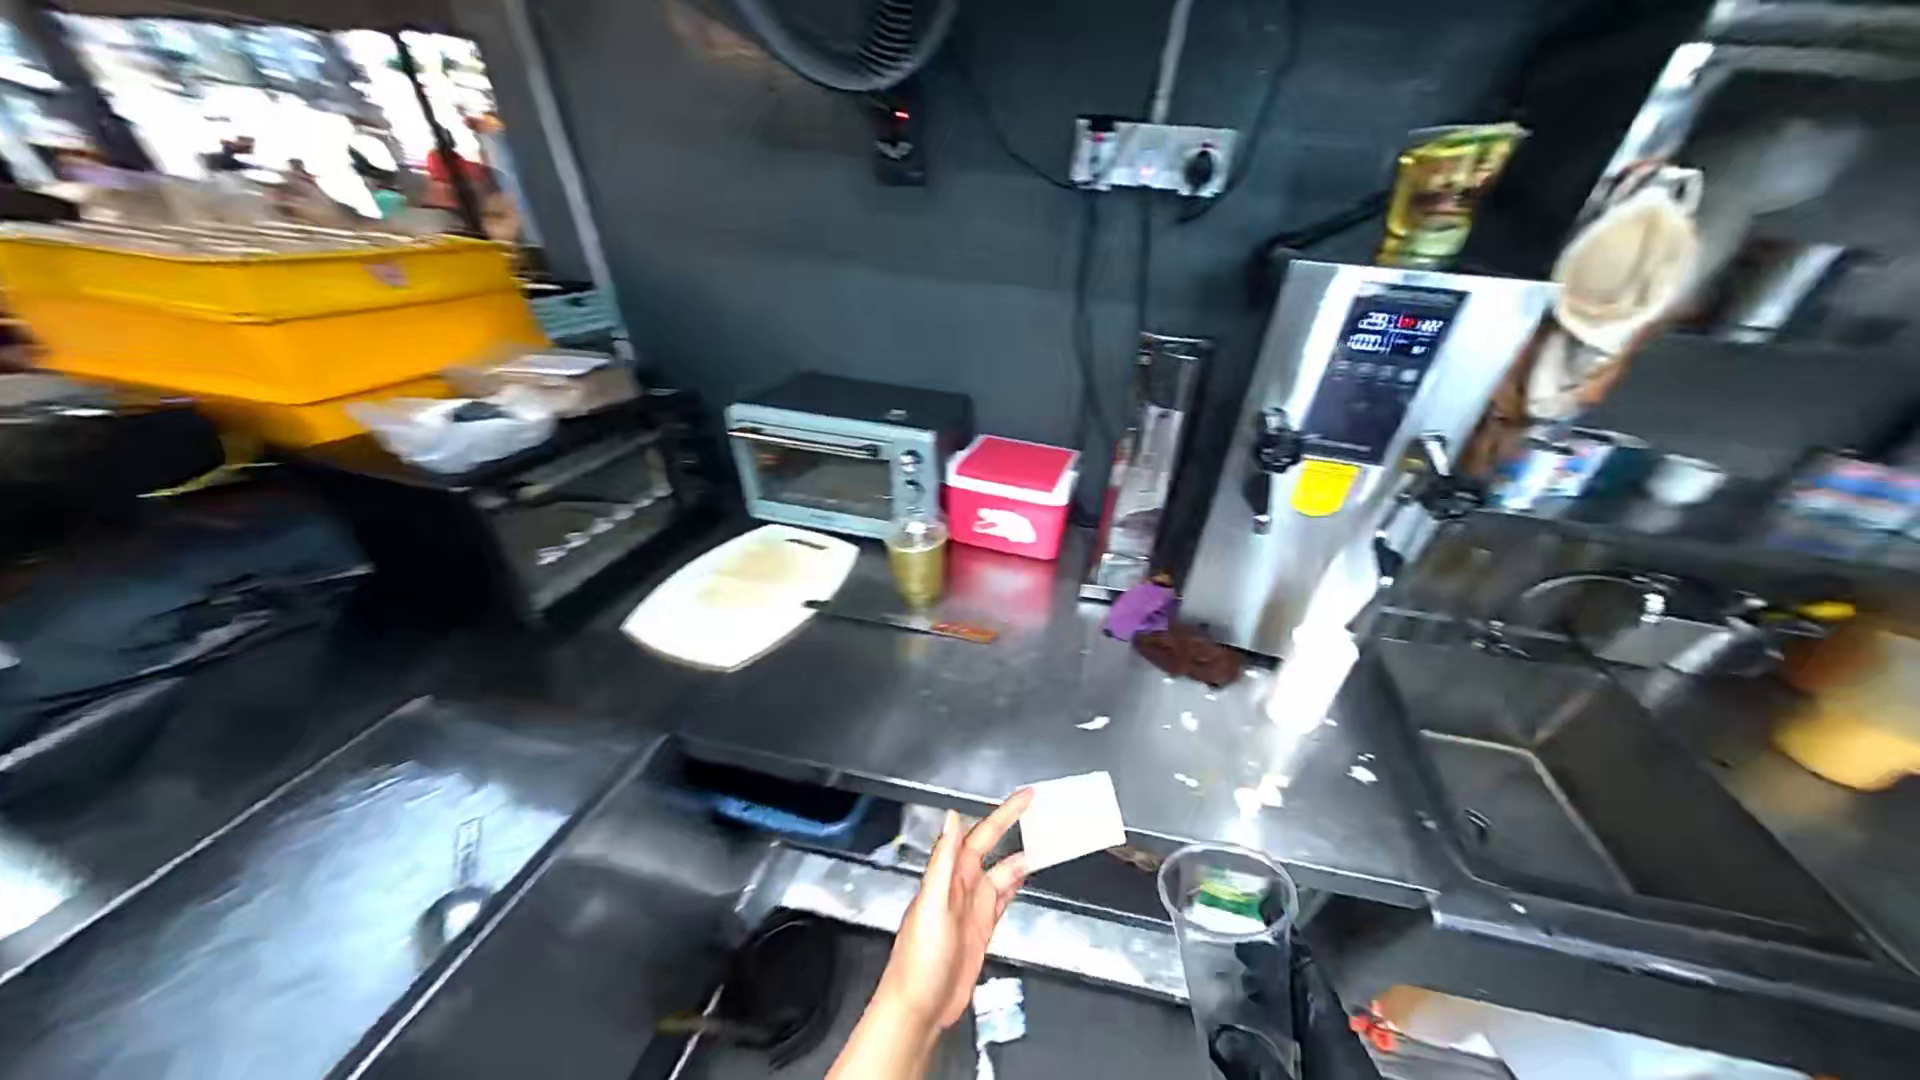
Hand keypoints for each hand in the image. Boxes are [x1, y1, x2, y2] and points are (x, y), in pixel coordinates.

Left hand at [877, 790, 1033, 1031]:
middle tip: (1036, 809)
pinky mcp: (981, 929)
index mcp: (949, 875)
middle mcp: (961, 885)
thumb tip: (950, 817)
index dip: (1002, 815)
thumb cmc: (920, 958)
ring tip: (1042, 841)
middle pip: (991, 846)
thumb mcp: (932, 904)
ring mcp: (972, 907)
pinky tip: (1026, 877)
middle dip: (1012, 826)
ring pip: (1001, 871)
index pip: (978, 834)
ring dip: (1020, 856)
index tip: (1023, 798)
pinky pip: (1002, 897)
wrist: (918, 1008)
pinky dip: (1015, 884)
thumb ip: (942, 860)